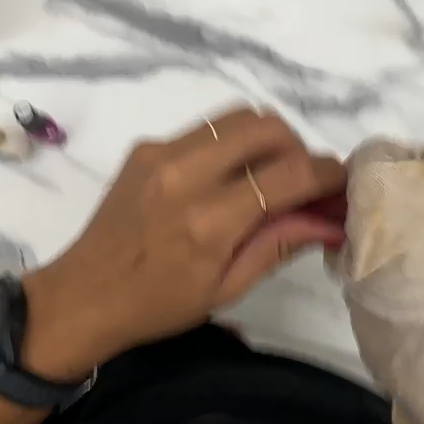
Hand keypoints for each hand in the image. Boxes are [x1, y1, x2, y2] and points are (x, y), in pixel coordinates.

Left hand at [21, 107, 348, 379]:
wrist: (81, 295)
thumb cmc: (157, 305)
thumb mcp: (226, 287)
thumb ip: (280, 244)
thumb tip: (332, 221)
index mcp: (208, 221)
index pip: (289, 175)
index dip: (328, 174)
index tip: (342, 184)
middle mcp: (184, 173)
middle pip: (266, 126)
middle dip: (298, 148)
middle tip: (301, 183)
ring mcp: (160, 152)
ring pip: (236, 117)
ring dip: (265, 140)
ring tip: (266, 178)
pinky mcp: (145, 146)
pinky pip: (204, 130)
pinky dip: (229, 145)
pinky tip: (224, 180)